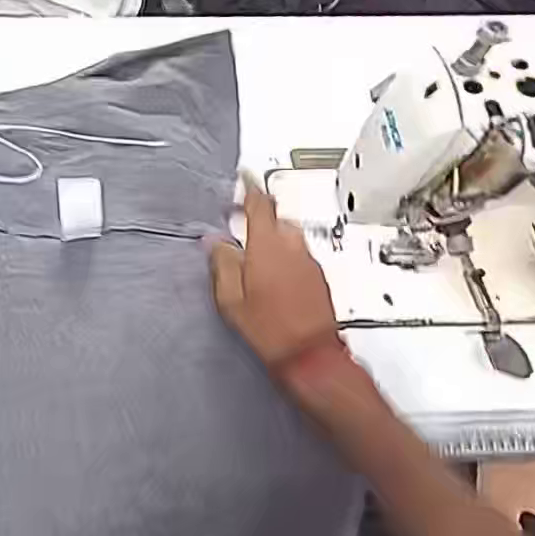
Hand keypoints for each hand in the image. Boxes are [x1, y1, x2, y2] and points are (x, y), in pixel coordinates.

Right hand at [207, 179, 338, 366]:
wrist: (309, 355)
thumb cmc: (272, 330)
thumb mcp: (231, 299)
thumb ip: (222, 264)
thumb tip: (215, 243)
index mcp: (268, 246)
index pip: (260, 203)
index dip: (250, 188)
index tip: (244, 180)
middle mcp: (293, 247)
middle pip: (277, 218)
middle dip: (260, 217)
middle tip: (242, 224)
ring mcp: (309, 261)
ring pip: (289, 236)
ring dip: (273, 238)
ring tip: (256, 255)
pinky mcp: (319, 276)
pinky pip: (299, 254)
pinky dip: (285, 255)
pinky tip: (273, 275)